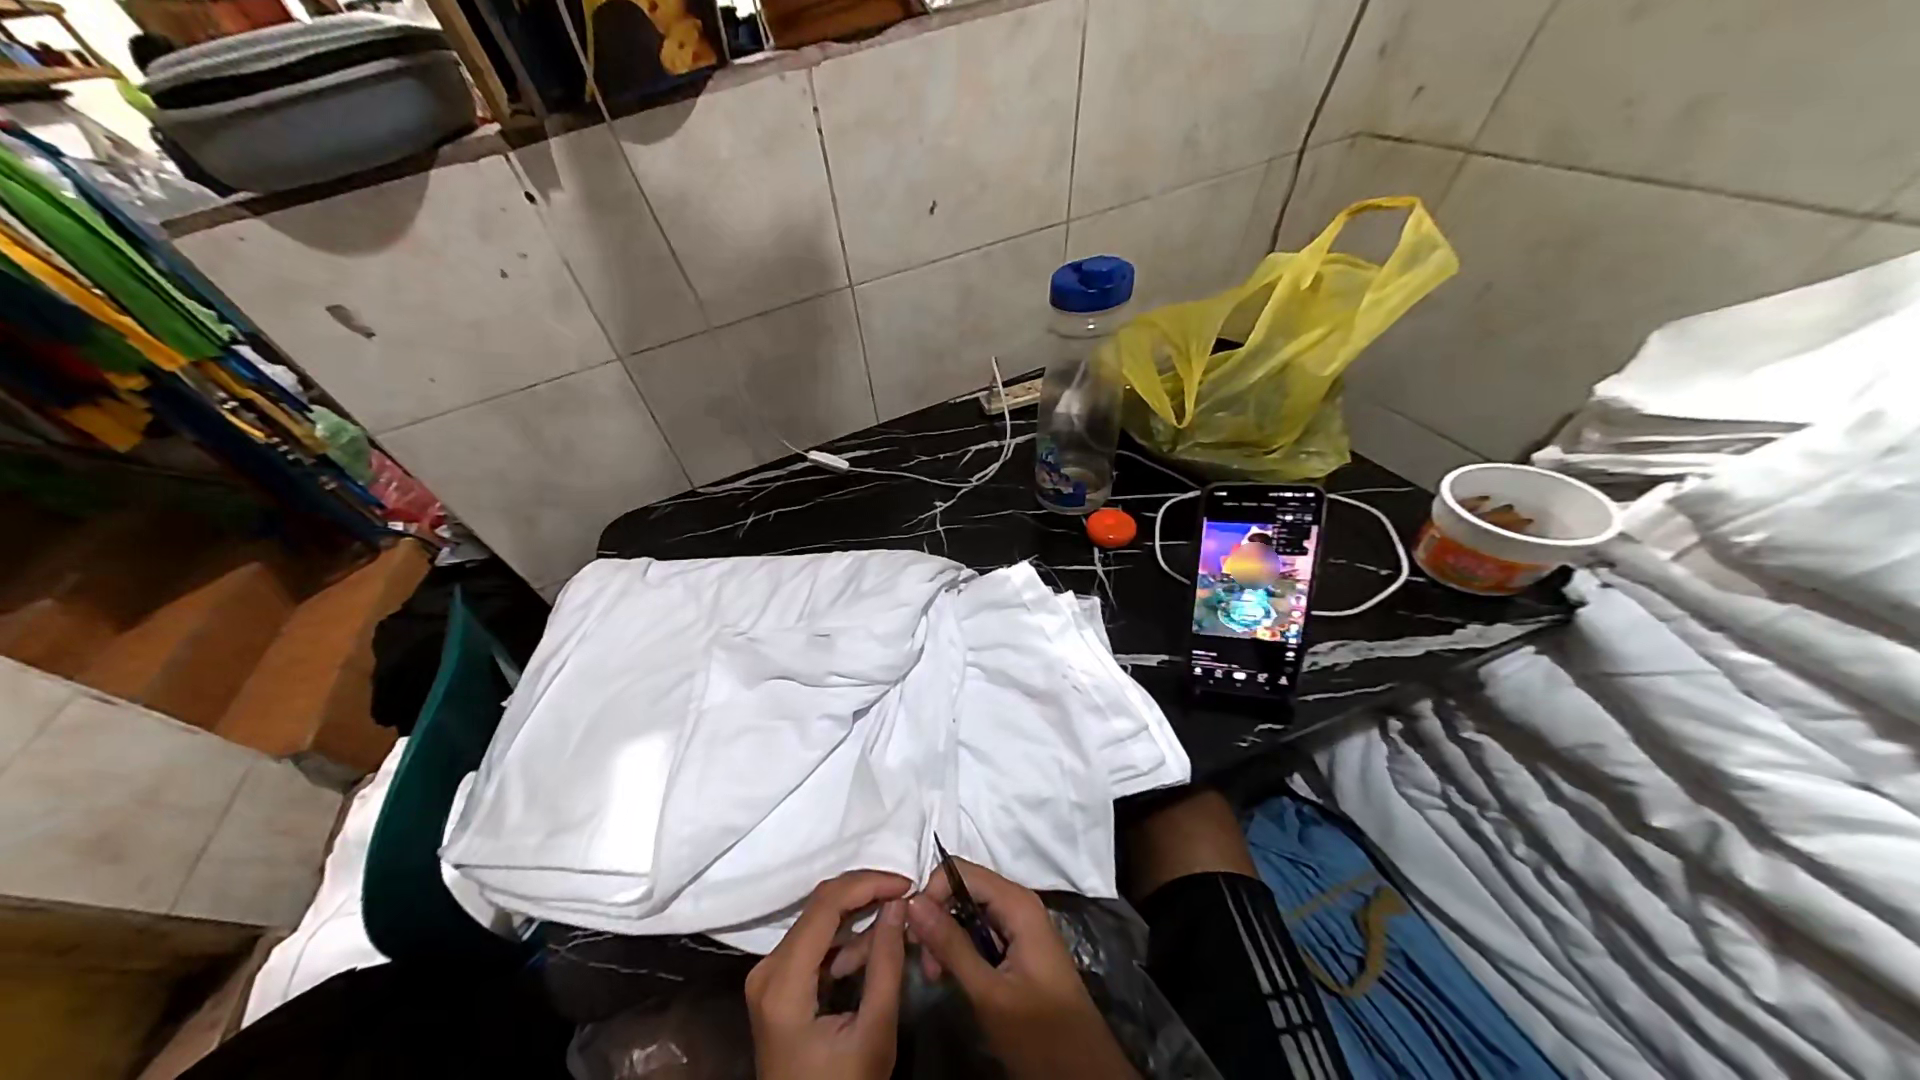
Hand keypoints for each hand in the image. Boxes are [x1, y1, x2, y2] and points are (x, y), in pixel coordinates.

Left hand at [746, 871, 909, 1079]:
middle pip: (820, 906)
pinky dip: (846, 938)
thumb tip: (899, 903)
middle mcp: (766, 968)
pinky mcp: (776, 983)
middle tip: (907, 898)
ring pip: (819, 920)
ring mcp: (768, 975)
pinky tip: (872, 952)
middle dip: (866, 895)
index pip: (825, 905)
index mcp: (782, 982)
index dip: (868, 884)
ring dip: (859, 917)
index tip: (907, 884)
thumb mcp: (874, 1031)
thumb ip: (886, 964)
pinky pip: (814, 941)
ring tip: (896, 931)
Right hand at [907, 860, 1139, 1079]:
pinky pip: (979, 929)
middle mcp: (1018, 903)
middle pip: (963, 888)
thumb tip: (912, 903)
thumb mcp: (988, 992)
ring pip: (968, 910)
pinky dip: (959, 947)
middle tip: (922, 960)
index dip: (932, 894)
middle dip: (937, 917)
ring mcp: (1018, 924)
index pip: (960, 871)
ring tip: (935, 974)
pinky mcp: (1016, 945)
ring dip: (945, 936)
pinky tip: (950, 974)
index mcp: (1017, 903)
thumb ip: (950, 944)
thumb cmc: (1039, 1032)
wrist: (1083, 1071)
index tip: (912, 933)